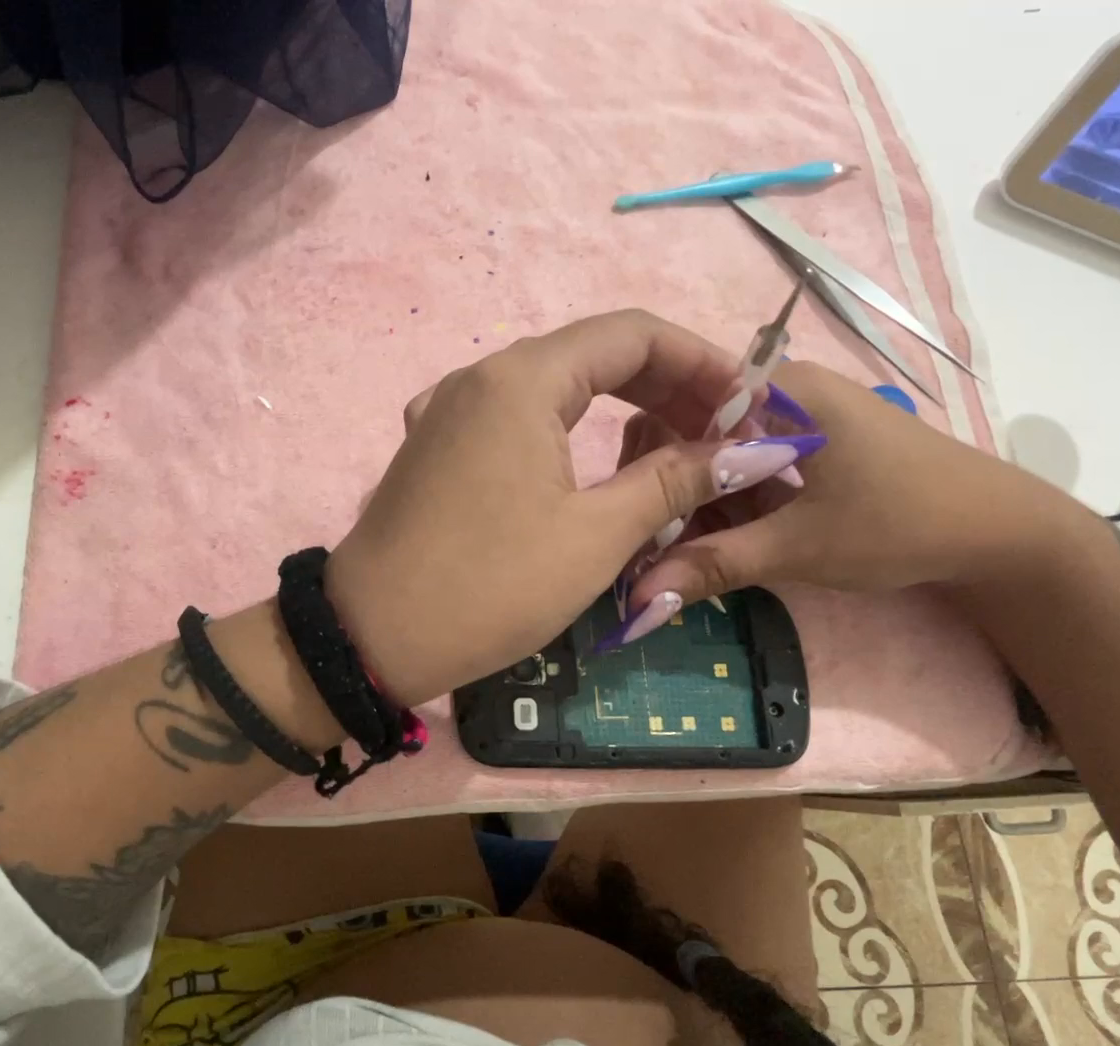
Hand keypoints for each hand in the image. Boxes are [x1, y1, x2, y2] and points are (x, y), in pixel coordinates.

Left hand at [324, 310, 820, 705]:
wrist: (370, 636)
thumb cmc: (489, 586)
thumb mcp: (594, 536)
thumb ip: (671, 481)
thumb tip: (740, 451)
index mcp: (519, 379)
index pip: (631, 335)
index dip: (701, 361)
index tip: (749, 403)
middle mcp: (477, 378)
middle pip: (590, 356)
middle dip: (664, 387)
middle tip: (722, 433)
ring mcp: (446, 411)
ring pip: (550, 389)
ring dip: (615, 410)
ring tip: (672, 450)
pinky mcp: (432, 448)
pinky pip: (511, 420)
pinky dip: (562, 432)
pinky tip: (587, 463)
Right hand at [628, 361, 1077, 607]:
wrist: (1004, 535)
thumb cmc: (902, 522)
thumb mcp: (798, 547)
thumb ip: (713, 564)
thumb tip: (638, 597)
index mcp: (778, 389)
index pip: (679, 413)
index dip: (648, 467)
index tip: (632, 518)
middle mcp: (785, 390)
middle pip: (698, 435)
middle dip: (674, 491)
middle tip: (653, 543)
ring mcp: (802, 416)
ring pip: (723, 453)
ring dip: (702, 500)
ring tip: (683, 547)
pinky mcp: (816, 443)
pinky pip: (751, 464)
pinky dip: (732, 499)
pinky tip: (724, 537)